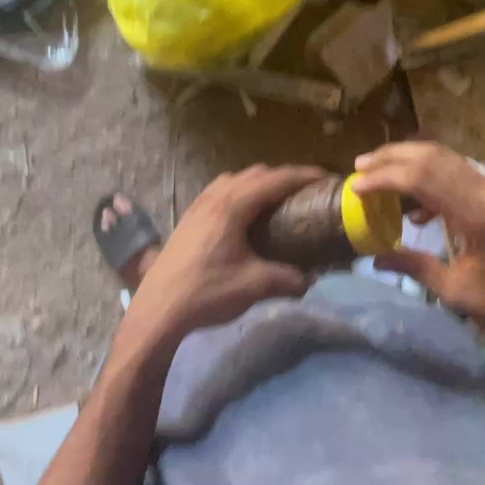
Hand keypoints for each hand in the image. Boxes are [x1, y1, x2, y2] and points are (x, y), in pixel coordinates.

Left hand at [118, 164, 328, 349]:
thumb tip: (310, 280)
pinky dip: (238, 194)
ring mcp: (196, 207)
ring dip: (258, 184)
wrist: (159, 309)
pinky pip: (218, 193)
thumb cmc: (208, 293)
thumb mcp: (255, 286)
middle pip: (254, 174)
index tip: (325, 179)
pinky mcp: (187, 220)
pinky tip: (243, 216)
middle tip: (304, 194)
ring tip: (276, 202)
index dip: (303, 176)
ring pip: (233, 181)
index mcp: (232, 206)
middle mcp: (213, 198)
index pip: (274, 180)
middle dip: (282, 178)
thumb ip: (288, 279)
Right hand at [352, 142, 484, 352]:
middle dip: (394, 158)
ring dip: (413, 163)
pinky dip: (436, 179)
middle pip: (436, 157)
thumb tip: (376, 258)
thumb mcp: (458, 293)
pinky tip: (418, 206)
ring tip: (380, 175)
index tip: (355, 184)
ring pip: (451, 161)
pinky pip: (465, 175)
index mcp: (480, 215)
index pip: (423, 178)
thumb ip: (416, 267)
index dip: (385, 177)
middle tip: (360, 165)